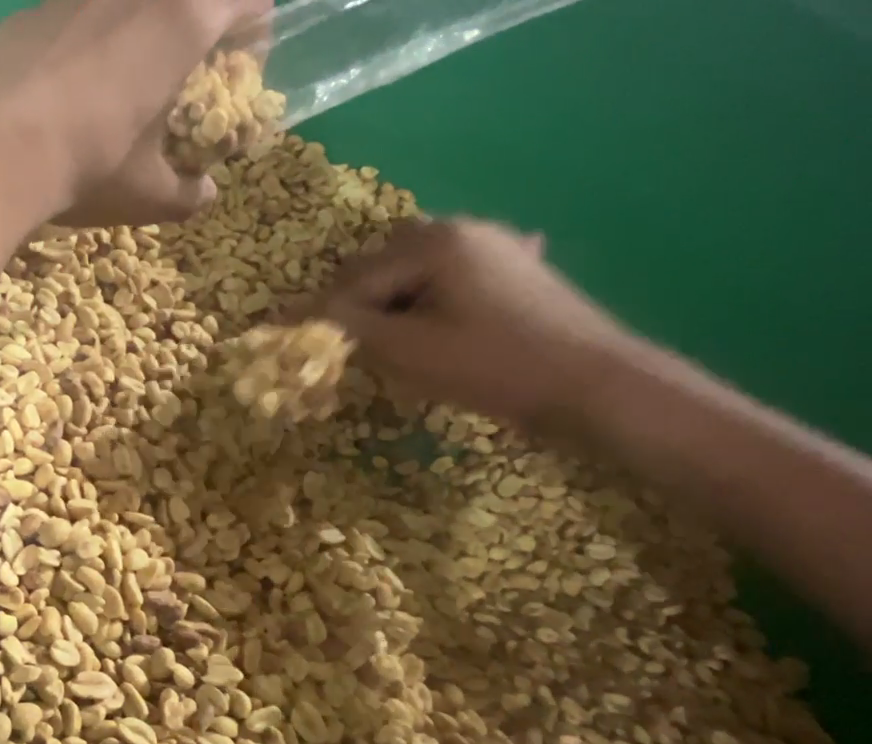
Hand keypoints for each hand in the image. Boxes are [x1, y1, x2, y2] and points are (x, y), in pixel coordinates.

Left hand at [0, 0, 273, 227]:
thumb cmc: (82, 168)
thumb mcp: (144, 195)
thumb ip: (185, 193)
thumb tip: (204, 196)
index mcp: (184, 21)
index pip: (248, 0)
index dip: (253, 30)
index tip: (238, 67)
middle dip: (191, 28)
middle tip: (178, 73)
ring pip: (121, 6)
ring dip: (131, 32)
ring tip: (114, 81)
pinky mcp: (26, 12)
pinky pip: (70, 17)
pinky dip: (78, 42)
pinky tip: (56, 89)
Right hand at [316, 218, 646, 431]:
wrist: (592, 383)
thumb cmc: (491, 365)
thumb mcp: (407, 351)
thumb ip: (348, 328)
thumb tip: (297, 318)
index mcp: (434, 243)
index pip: (355, 280)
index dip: (319, 314)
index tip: (281, 336)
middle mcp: (463, 229)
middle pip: (383, 263)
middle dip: (355, 301)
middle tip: (339, 344)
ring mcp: (496, 246)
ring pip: (417, 267)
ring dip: (392, 297)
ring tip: (384, 337)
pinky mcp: (517, 270)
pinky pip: (455, 275)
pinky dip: (433, 294)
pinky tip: (438, 314)